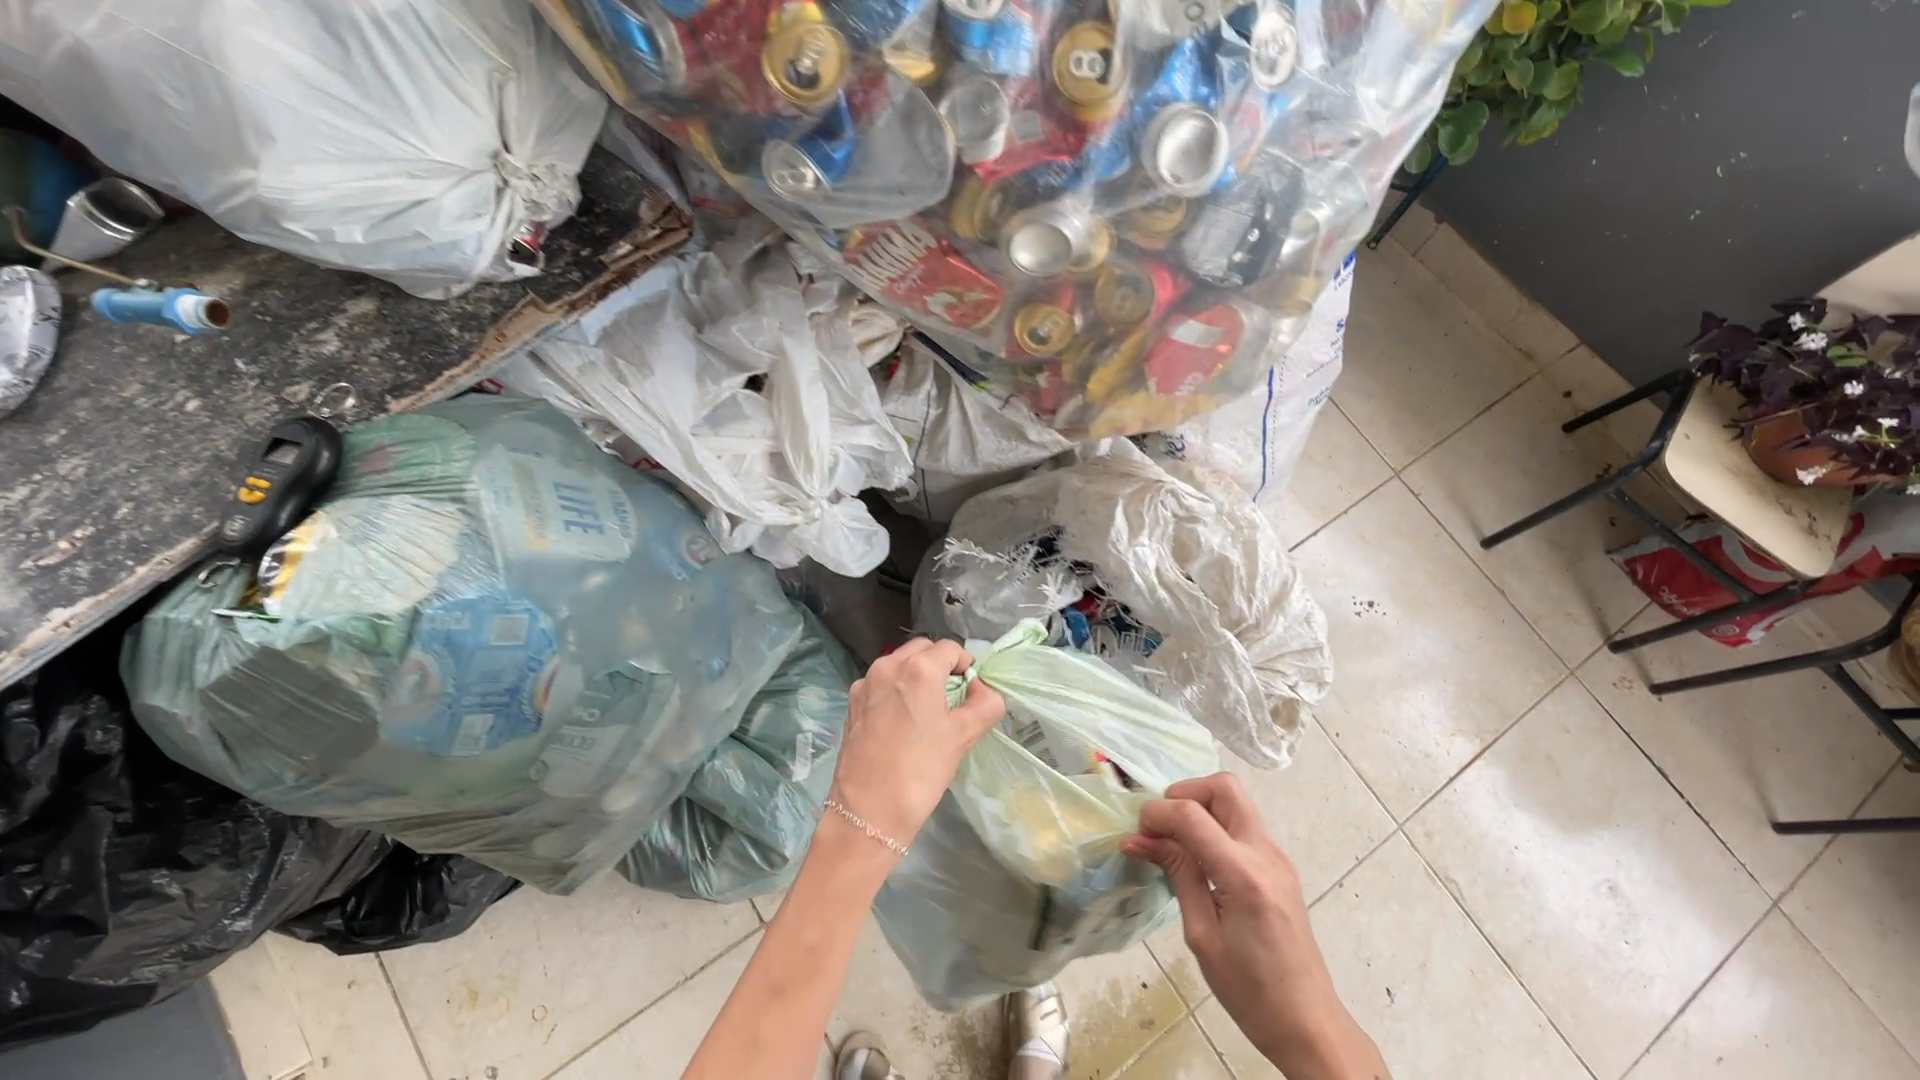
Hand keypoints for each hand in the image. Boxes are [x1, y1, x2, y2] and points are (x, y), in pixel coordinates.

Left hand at [829, 638, 1005, 849]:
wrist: (868, 811)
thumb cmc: (921, 770)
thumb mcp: (963, 736)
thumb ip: (984, 704)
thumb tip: (982, 689)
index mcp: (919, 668)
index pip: (950, 648)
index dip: (966, 664)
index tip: (972, 689)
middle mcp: (887, 666)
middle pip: (921, 650)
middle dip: (939, 665)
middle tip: (952, 697)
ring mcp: (865, 684)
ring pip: (898, 664)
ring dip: (916, 675)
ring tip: (927, 710)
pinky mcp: (852, 704)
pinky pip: (881, 684)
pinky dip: (895, 690)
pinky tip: (901, 722)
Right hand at [1122, 773, 1387, 1079]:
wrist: (1307, 1022)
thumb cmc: (1249, 991)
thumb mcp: (1201, 935)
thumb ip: (1177, 875)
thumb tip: (1140, 839)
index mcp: (1243, 875)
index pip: (1193, 814)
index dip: (1157, 813)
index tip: (1136, 833)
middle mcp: (1265, 854)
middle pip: (1224, 787)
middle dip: (1184, 794)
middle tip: (1160, 826)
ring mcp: (1277, 857)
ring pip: (1235, 801)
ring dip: (1200, 807)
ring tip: (1173, 843)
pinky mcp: (1279, 867)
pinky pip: (1242, 825)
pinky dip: (1214, 825)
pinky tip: (1196, 859)